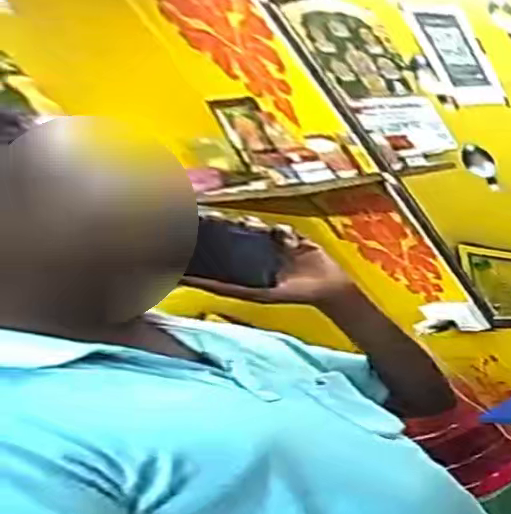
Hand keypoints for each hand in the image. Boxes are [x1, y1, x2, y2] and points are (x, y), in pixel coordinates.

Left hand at [181, 225, 360, 305]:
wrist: (330, 291)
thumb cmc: (291, 295)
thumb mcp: (251, 292)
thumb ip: (216, 285)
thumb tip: (177, 279)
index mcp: (240, 259)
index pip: (215, 239)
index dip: (203, 229)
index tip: (193, 222)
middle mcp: (254, 247)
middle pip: (233, 226)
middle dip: (226, 221)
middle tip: (220, 218)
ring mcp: (275, 241)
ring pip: (255, 224)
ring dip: (252, 223)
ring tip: (253, 227)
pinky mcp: (296, 238)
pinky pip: (283, 228)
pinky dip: (282, 232)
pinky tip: (286, 241)